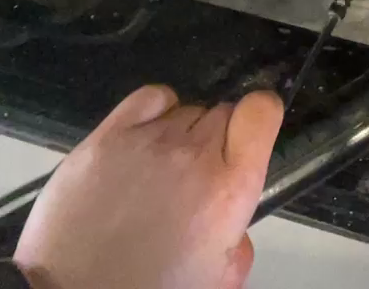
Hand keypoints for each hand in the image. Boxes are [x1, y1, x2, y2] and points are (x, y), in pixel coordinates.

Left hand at [14, 84, 283, 288]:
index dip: (259, 119)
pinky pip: (150, 98)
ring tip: (158, 174)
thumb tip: (232, 223)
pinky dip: (155, 112)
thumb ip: (237, 242)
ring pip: (186, 110)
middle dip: (216, 142)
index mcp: (227, 190)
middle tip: (194, 182)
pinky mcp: (107, 136)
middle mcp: (192, 154)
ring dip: (181, 135)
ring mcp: (147, 141)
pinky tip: (145, 142)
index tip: (249, 136)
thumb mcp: (215, 281)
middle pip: (222, 112)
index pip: (261, 111)